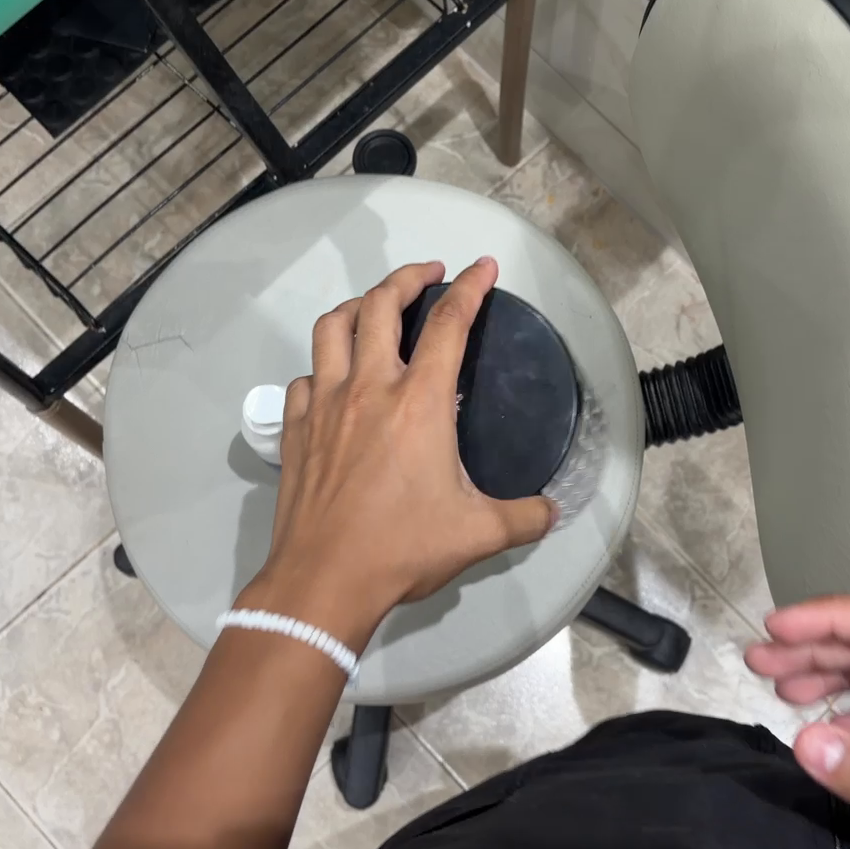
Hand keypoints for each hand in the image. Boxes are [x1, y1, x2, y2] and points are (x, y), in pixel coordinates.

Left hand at [236, 258, 557, 649]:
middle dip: (408, 276)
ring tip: (378, 308)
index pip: (449, 324)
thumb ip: (525, 517)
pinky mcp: (295, 428)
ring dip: (359, 306)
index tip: (484, 267)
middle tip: (430, 273)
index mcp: (419, 402)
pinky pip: (307, 376)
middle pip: (381, 304)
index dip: (471, 287)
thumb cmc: (403, 548)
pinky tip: (336, 380)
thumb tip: (554, 512)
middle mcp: (369, 388)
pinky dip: (325, 365)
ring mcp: (324, 404)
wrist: (323, 581)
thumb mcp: (478, 534)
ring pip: (333, 328)